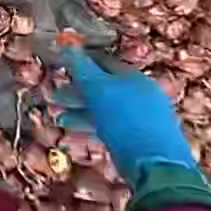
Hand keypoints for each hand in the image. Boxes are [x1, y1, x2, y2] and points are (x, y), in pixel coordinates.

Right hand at [59, 48, 200, 180]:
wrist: (156, 168)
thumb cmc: (125, 119)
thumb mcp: (98, 88)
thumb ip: (81, 66)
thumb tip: (67, 42)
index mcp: (133, 76)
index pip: (102, 61)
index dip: (79, 60)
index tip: (59, 64)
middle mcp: (138, 94)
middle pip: (102, 86)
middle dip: (76, 90)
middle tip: (54, 95)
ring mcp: (140, 118)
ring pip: (103, 108)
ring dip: (78, 109)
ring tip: (57, 115)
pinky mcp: (137, 140)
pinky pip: (108, 125)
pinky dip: (89, 124)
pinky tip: (70, 128)